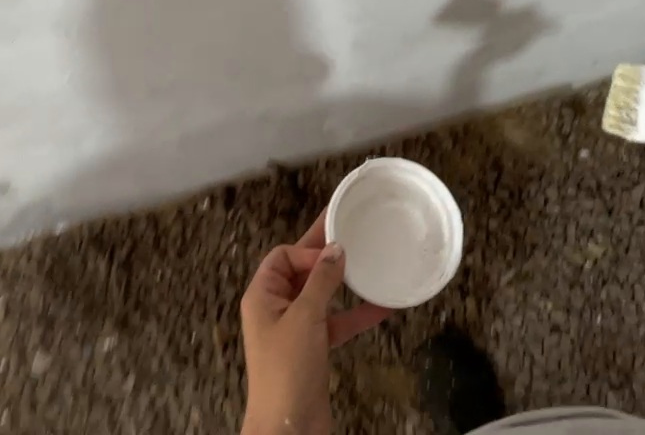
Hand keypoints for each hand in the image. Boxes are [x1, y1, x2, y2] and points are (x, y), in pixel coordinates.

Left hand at [239, 216, 393, 434]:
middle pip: (302, 270)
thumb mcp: (305, 316)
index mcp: (262, 295)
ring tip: (370, 263)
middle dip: (326, 255)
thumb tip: (336, 248)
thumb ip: (321, 280)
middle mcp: (276, 308)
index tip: (335, 250)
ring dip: (345, 283)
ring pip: (322, 295)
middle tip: (352, 230)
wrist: (290, 429)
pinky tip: (382, 305)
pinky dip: (355, 313)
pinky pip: (336, 321)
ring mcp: (295, 329)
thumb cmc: (287, 369)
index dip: (308, 249)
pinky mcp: (313, 349)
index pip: (283, 256)